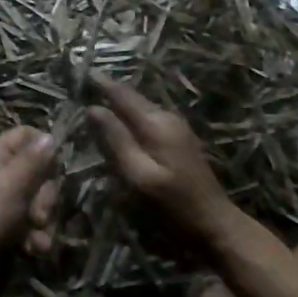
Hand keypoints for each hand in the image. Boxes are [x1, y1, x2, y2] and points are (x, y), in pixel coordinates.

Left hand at [0, 126, 59, 267]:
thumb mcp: (12, 184)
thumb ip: (34, 160)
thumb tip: (50, 136)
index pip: (28, 135)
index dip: (45, 152)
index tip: (53, 171)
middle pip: (40, 169)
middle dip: (45, 196)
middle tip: (38, 216)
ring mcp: (4, 195)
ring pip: (40, 197)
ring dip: (43, 220)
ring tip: (35, 238)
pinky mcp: (9, 219)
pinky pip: (34, 219)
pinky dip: (36, 233)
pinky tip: (33, 248)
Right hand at [88, 75, 239, 251]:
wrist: (216, 225)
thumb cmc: (173, 205)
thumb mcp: (139, 176)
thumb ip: (116, 140)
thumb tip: (93, 108)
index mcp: (156, 123)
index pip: (122, 95)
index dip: (101, 83)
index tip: (81, 71)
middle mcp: (167, 117)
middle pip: (133, 97)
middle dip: (109, 90)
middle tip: (84, 83)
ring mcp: (176, 128)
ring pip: (141, 107)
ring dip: (119, 102)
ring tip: (96, 98)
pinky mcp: (178, 140)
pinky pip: (148, 118)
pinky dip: (130, 114)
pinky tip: (120, 121)